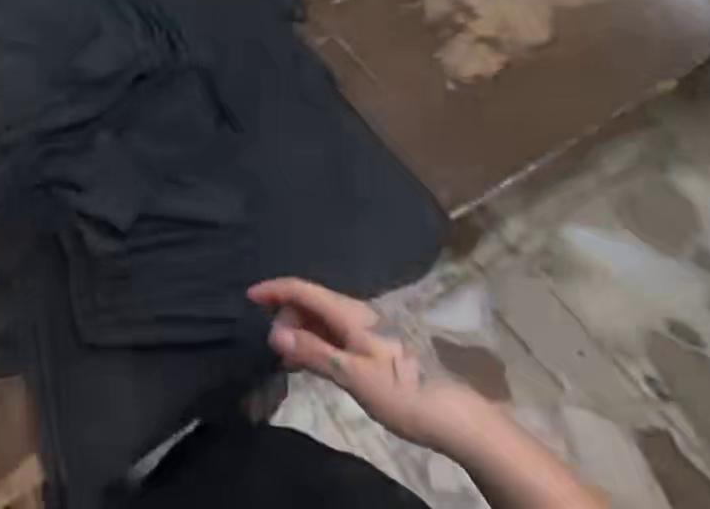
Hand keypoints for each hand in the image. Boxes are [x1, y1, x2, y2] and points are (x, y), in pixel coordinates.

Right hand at [248, 277, 495, 452]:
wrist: (461, 420)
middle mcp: (357, 314)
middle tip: (275, 346)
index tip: (248, 296)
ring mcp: (368, 330)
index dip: (273, 289)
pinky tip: (312, 362)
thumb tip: (274, 334)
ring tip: (288, 357)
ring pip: (322, 319)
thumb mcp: (353, 375)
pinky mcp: (376, 348)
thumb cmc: (404, 393)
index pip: (302, 288)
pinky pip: (334, 334)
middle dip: (286, 316)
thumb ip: (312, 351)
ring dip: (300, 331)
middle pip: (311, 302)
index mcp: (351, 312)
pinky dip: (316, 342)